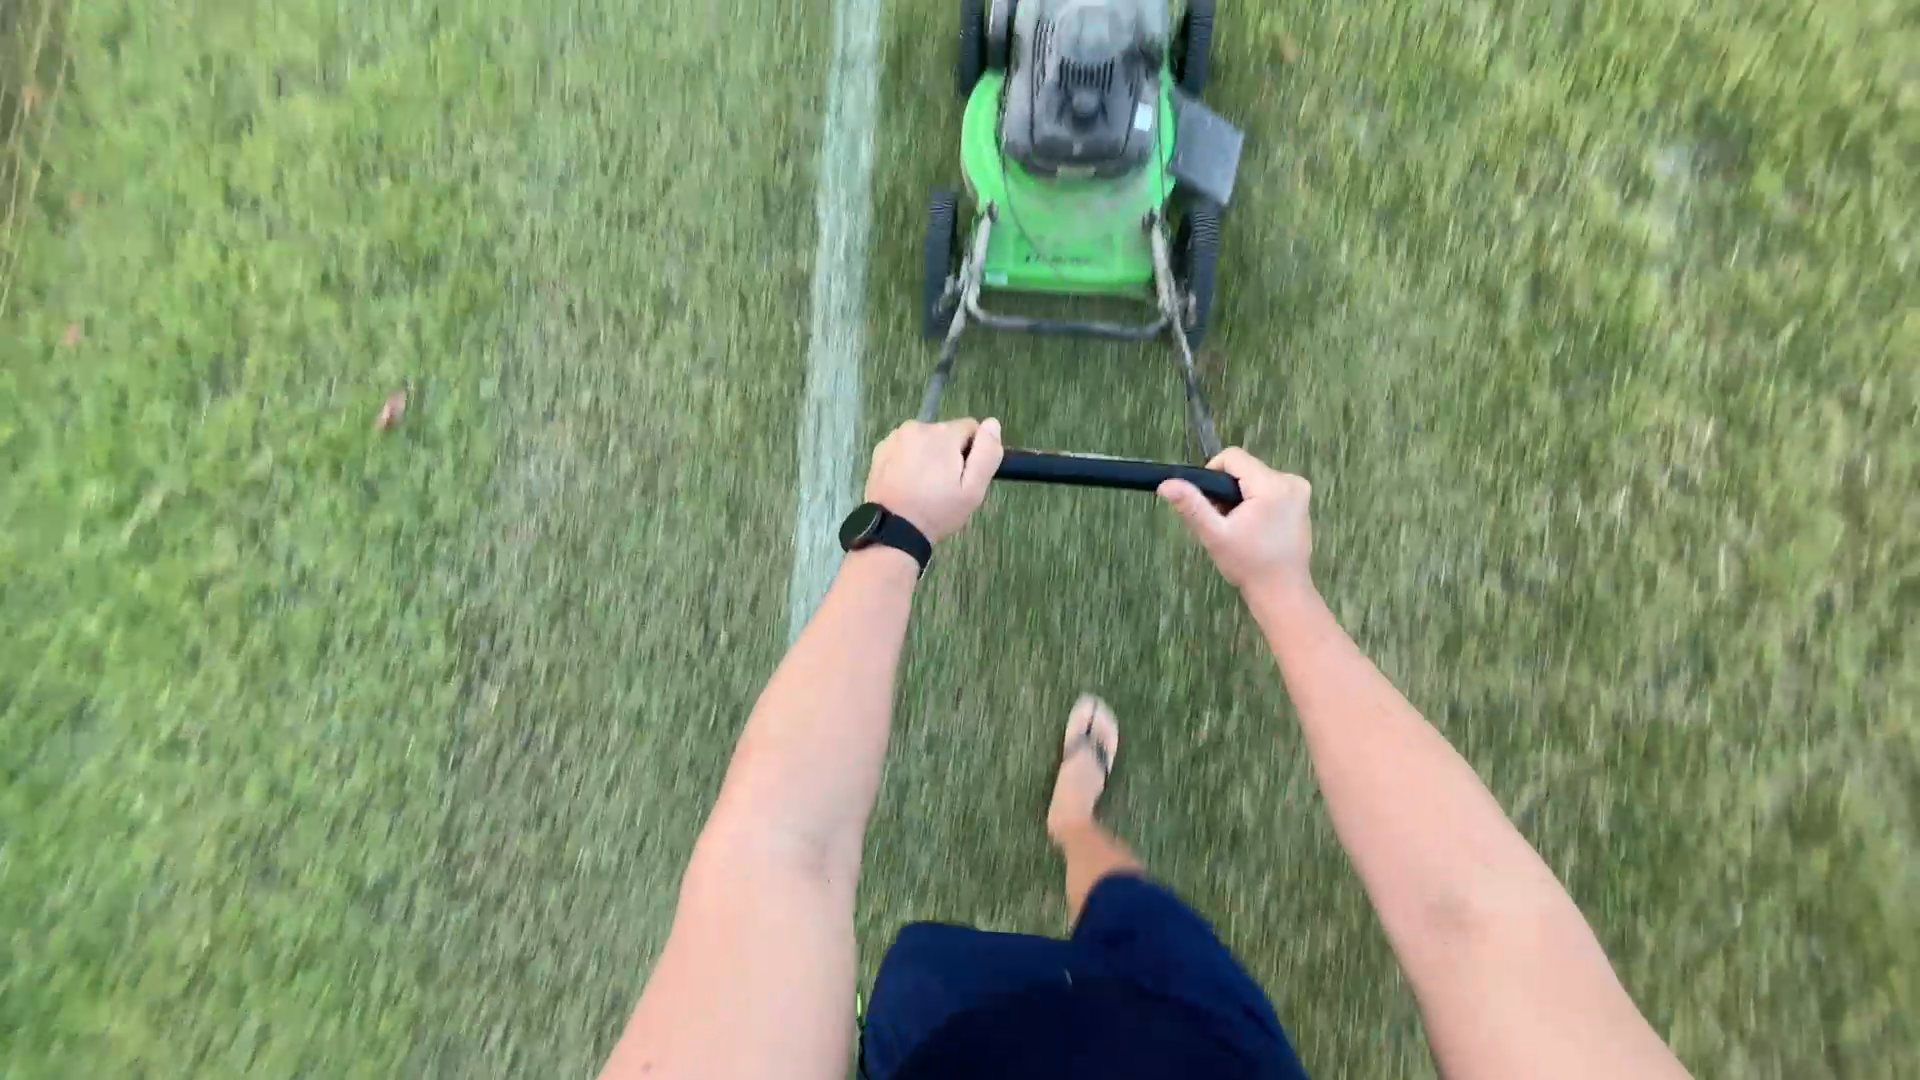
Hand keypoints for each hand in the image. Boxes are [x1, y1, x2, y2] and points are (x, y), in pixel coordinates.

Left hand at [864, 418, 1003, 543]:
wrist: (893, 530)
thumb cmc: (937, 512)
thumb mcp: (973, 490)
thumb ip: (987, 454)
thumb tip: (992, 424)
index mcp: (943, 433)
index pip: (971, 429)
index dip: (972, 454)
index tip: (963, 477)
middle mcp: (917, 426)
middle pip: (946, 434)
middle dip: (949, 455)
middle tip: (944, 486)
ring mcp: (896, 437)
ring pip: (925, 440)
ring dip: (929, 456)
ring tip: (924, 487)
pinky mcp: (881, 449)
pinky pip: (905, 448)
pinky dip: (909, 460)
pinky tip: (907, 483)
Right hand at [1158, 448, 1313, 594]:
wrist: (1282, 590)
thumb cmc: (1248, 564)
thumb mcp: (1214, 535)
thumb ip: (1191, 505)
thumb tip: (1165, 484)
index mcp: (1271, 485)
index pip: (1232, 457)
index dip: (1212, 474)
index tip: (1210, 504)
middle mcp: (1290, 480)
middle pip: (1244, 468)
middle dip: (1227, 490)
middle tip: (1224, 521)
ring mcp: (1299, 490)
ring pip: (1254, 477)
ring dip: (1240, 496)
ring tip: (1238, 526)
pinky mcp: (1301, 500)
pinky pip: (1268, 487)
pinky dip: (1255, 500)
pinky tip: (1254, 527)